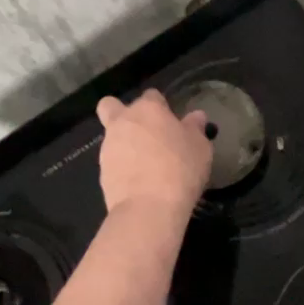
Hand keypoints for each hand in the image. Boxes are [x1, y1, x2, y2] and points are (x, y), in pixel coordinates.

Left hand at [95, 90, 211, 220]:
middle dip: (123, 114)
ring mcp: (108, 147)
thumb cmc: (180, 170)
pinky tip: (139, 184)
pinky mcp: (102, 173)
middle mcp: (122, 122)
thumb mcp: (200, 148)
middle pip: (112, 106)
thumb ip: (196, 129)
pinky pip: (112, 163)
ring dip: (125, 145)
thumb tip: (197, 117)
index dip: (161, 108)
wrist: (148, 208)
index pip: (152, 96)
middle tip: (143, 134)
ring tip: (145, 167)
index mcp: (148, 109)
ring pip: (111, 137)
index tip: (171, 124)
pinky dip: (123, 169)